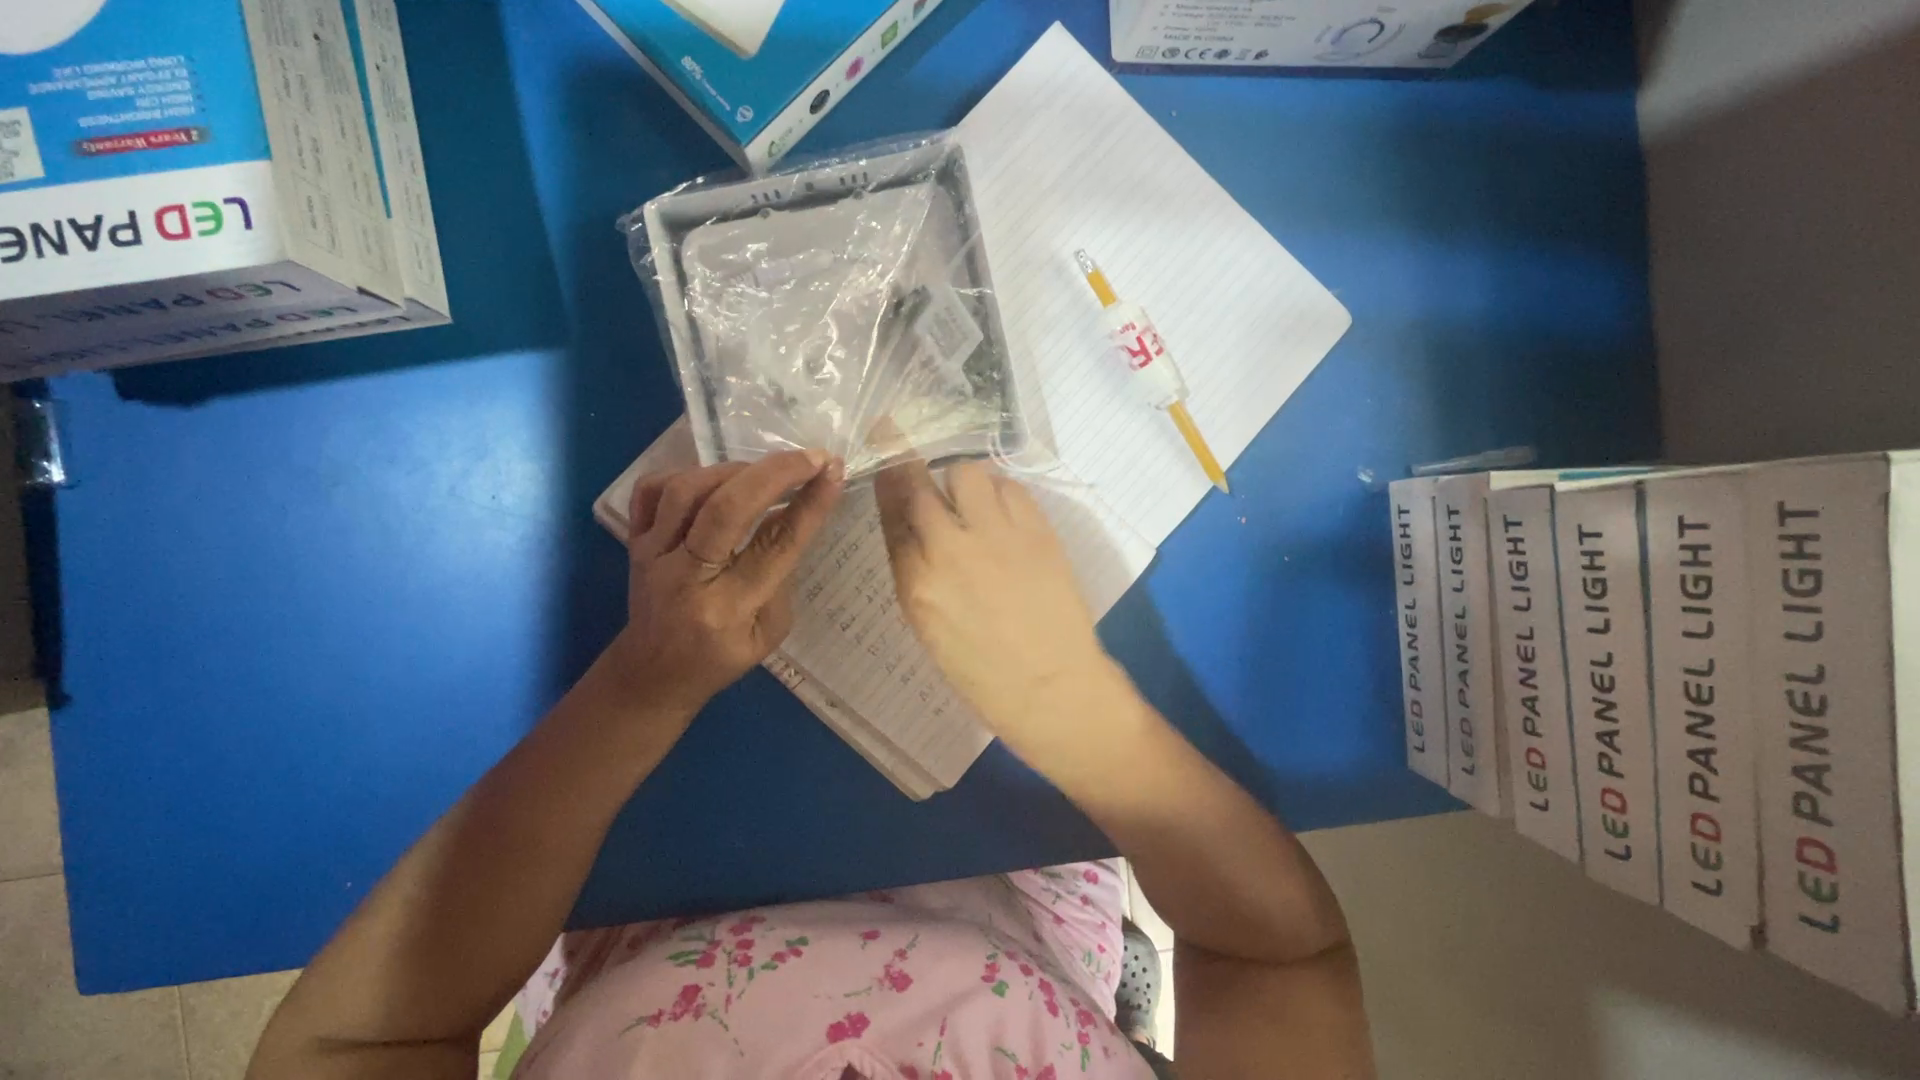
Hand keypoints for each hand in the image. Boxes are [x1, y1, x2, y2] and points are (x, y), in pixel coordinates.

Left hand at [613, 450, 844, 712]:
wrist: (652, 674)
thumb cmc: (720, 658)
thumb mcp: (769, 632)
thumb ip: (781, 576)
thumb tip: (791, 514)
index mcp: (726, 609)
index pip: (774, 546)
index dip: (809, 505)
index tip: (833, 473)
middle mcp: (685, 577)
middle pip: (725, 509)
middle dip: (774, 474)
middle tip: (811, 458)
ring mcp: (652, 554)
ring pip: (686, 490)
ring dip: (733, 470)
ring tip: (764, 472)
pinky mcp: (633, 540)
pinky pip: (651, 489)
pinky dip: (686, 473)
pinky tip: (715, 480)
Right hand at [874, 455, 1114, 744]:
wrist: (1051, 687)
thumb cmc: (983, 673)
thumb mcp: (929, 628)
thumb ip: (916, 574)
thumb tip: (914, 531)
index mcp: (915, 584)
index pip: (890, 515)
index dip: (886, 482)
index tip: (886, 458)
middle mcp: (949, 550)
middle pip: (918, 485)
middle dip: (909, 460)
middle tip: (910, 445)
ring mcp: (995, 536)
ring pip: (966, 474)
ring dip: (960, 478)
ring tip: (969, 495)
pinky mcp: (1036, 531)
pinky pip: (1010, 487)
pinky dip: (1000, 491)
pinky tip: (1002, 509)